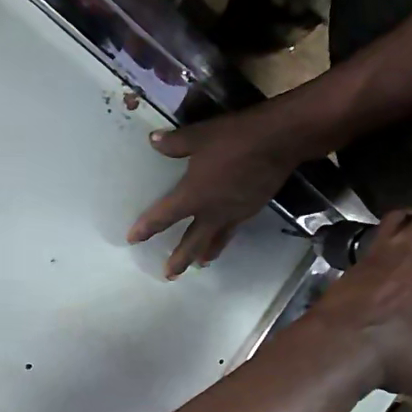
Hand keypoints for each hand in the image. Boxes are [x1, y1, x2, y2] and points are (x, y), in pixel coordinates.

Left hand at [126, 104, 303, 279]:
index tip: (133, 240)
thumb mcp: (198, 136)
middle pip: (192, 242)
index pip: (164, 217)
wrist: (278, 142)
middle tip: (169, 275)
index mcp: (193, 196)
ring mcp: (235, 213)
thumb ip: (174, 143)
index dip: (147, 228)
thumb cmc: (233, 138)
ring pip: (217, 240)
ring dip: (206, 253)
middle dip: (179, 259)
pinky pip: (233, 229)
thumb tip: (154, 141)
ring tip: (201, 264)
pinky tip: (226, 233)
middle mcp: (213, 212)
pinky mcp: (252, 209)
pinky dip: (225, 237)